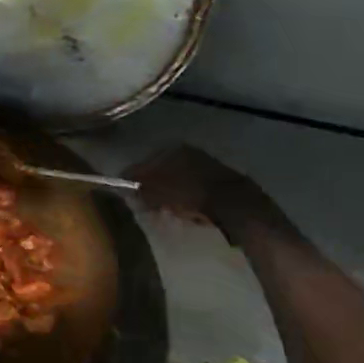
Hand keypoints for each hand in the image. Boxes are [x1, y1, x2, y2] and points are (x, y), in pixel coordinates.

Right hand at [125, 142, 276, 235]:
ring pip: (180, 181)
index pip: (144, 164)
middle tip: (148, 206)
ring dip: (172, 195)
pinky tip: (188, 212)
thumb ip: (140, 191)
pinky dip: (189, 199)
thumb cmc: (190, 194)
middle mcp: (189, 152)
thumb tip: (127, 190)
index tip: (128, 195)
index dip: (134, 180)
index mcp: (171, 150)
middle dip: (154, 188)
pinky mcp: (222, 181)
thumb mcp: (157, 193)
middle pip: (163, 172)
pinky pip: (196, 190)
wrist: (236, 205)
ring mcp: (207, 165)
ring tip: (168, 211)